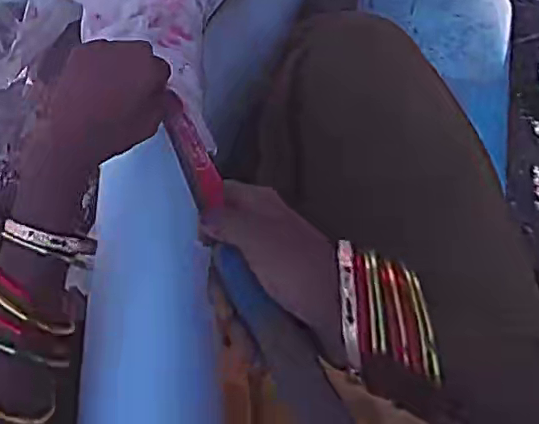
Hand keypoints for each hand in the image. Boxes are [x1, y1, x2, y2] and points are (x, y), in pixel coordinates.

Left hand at [28, 39, 169, 173]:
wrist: (67, 134)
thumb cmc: (111, 133)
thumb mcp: (147, 126)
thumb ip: (163, 105)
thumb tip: (169, 95)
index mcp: (149, 67)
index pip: (161, 69)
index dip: (154, 84)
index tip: (146, 98)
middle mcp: (129, 49)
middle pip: (141, 54)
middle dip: (138, 69)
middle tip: (127, 92)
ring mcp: (102, 47)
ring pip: (118, 51)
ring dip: (117, 64)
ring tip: (105, 88)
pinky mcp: (80, 50)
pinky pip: (96, 54)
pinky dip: (97, 64)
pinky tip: (89, 83)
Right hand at [201, 182, 345, 361]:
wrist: (340, 312)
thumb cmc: (294, 266)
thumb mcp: (255, 237)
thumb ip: (224, 221)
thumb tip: (202, 217)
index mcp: (257, 205)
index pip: (220, 194)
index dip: (205, 215)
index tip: (198, 244)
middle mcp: (259, 230)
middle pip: (220, 247)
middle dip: (219, 283)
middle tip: (224, 305)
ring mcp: (266, 264)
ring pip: (231, 282)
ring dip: (231, 313)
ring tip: (240, 334)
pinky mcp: (273, 295)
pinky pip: (247, 305)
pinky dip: (246, 326)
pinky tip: (250, 345)